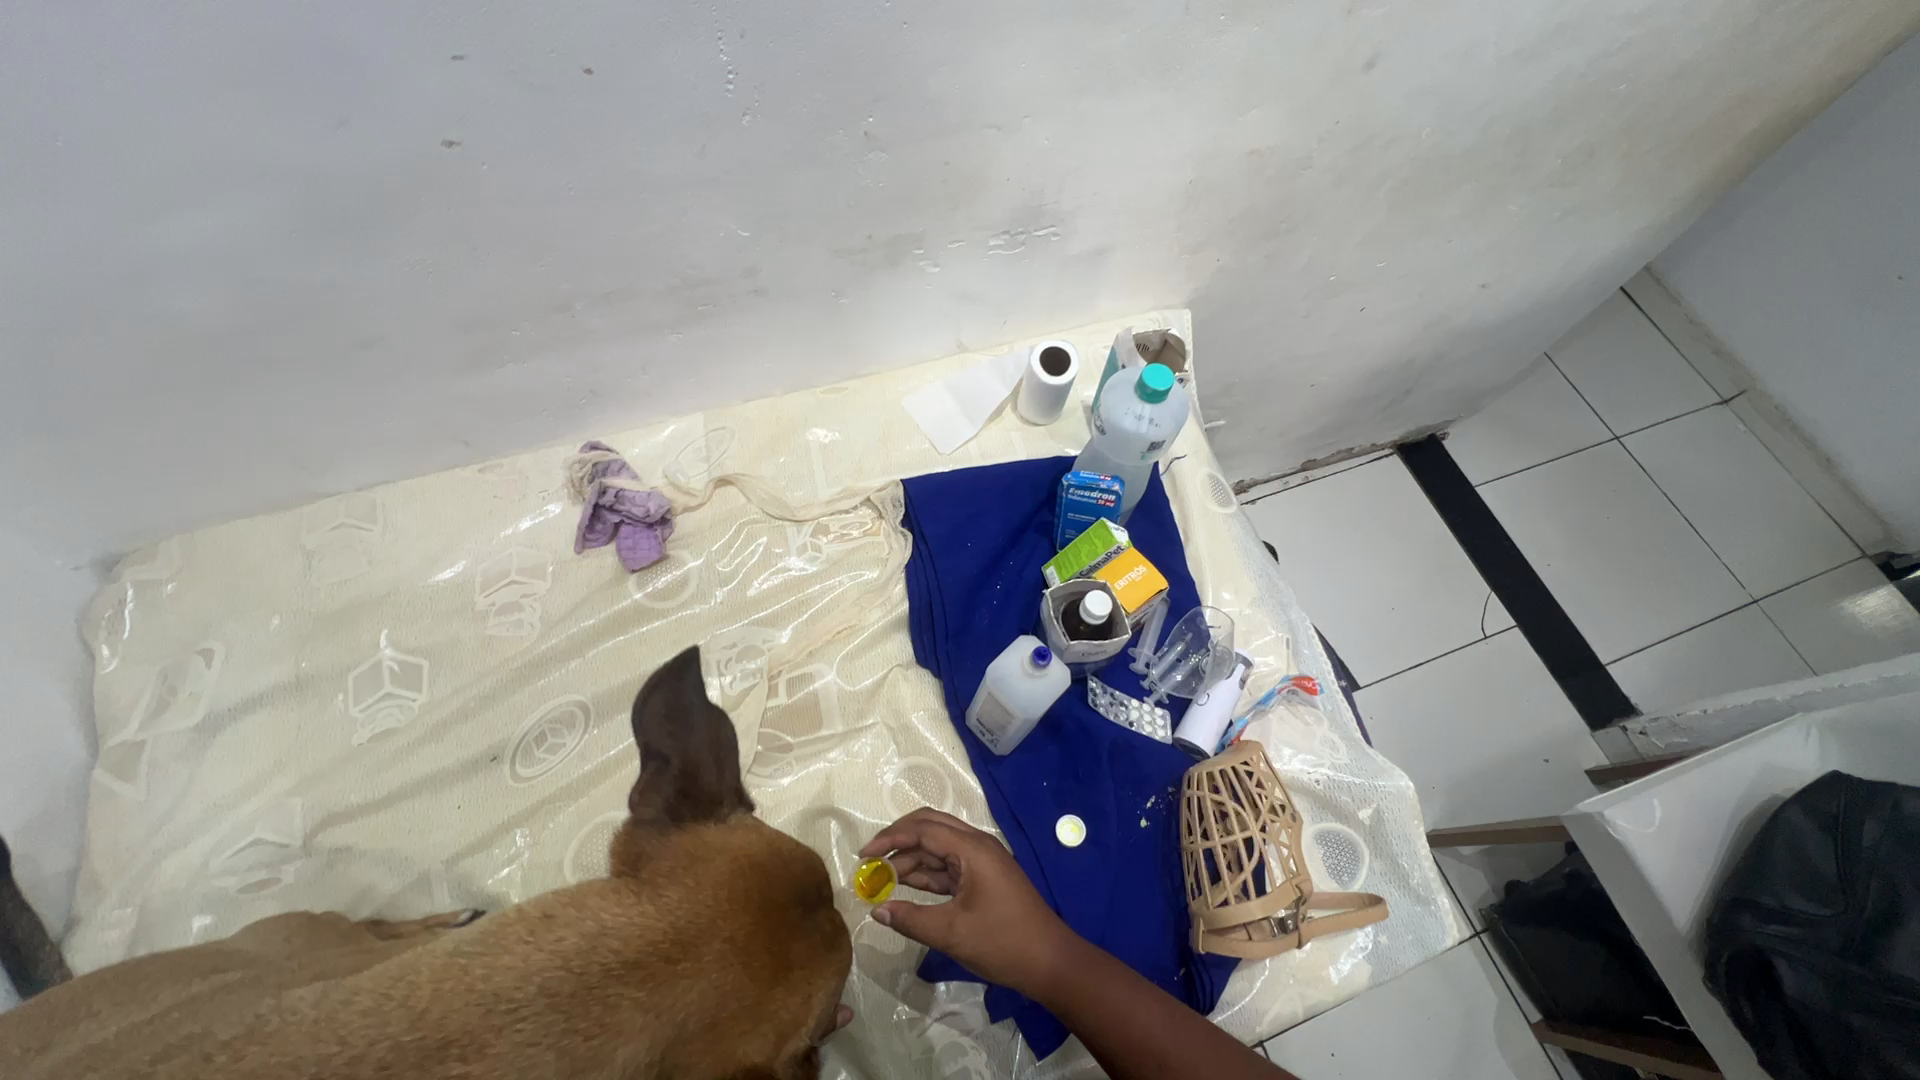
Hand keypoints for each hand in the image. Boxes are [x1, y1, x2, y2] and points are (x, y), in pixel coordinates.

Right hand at [859, 808, 1081, 995]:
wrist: (1049, 962)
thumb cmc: (1003, 942)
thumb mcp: (952, 933)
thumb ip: (911, 919)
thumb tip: (876, 910)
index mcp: (972, 848)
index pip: (923, 830)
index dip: (890, 838)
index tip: (863, 855)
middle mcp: (977, 845)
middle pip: (930, 827)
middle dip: (898, 839)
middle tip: (870, 859)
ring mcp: (981, 861)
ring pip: (938, 847)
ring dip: (909, 858)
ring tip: (879, 877)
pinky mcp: (982, 878)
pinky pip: (947, 865)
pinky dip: (925, 873)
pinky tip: (903, 885)